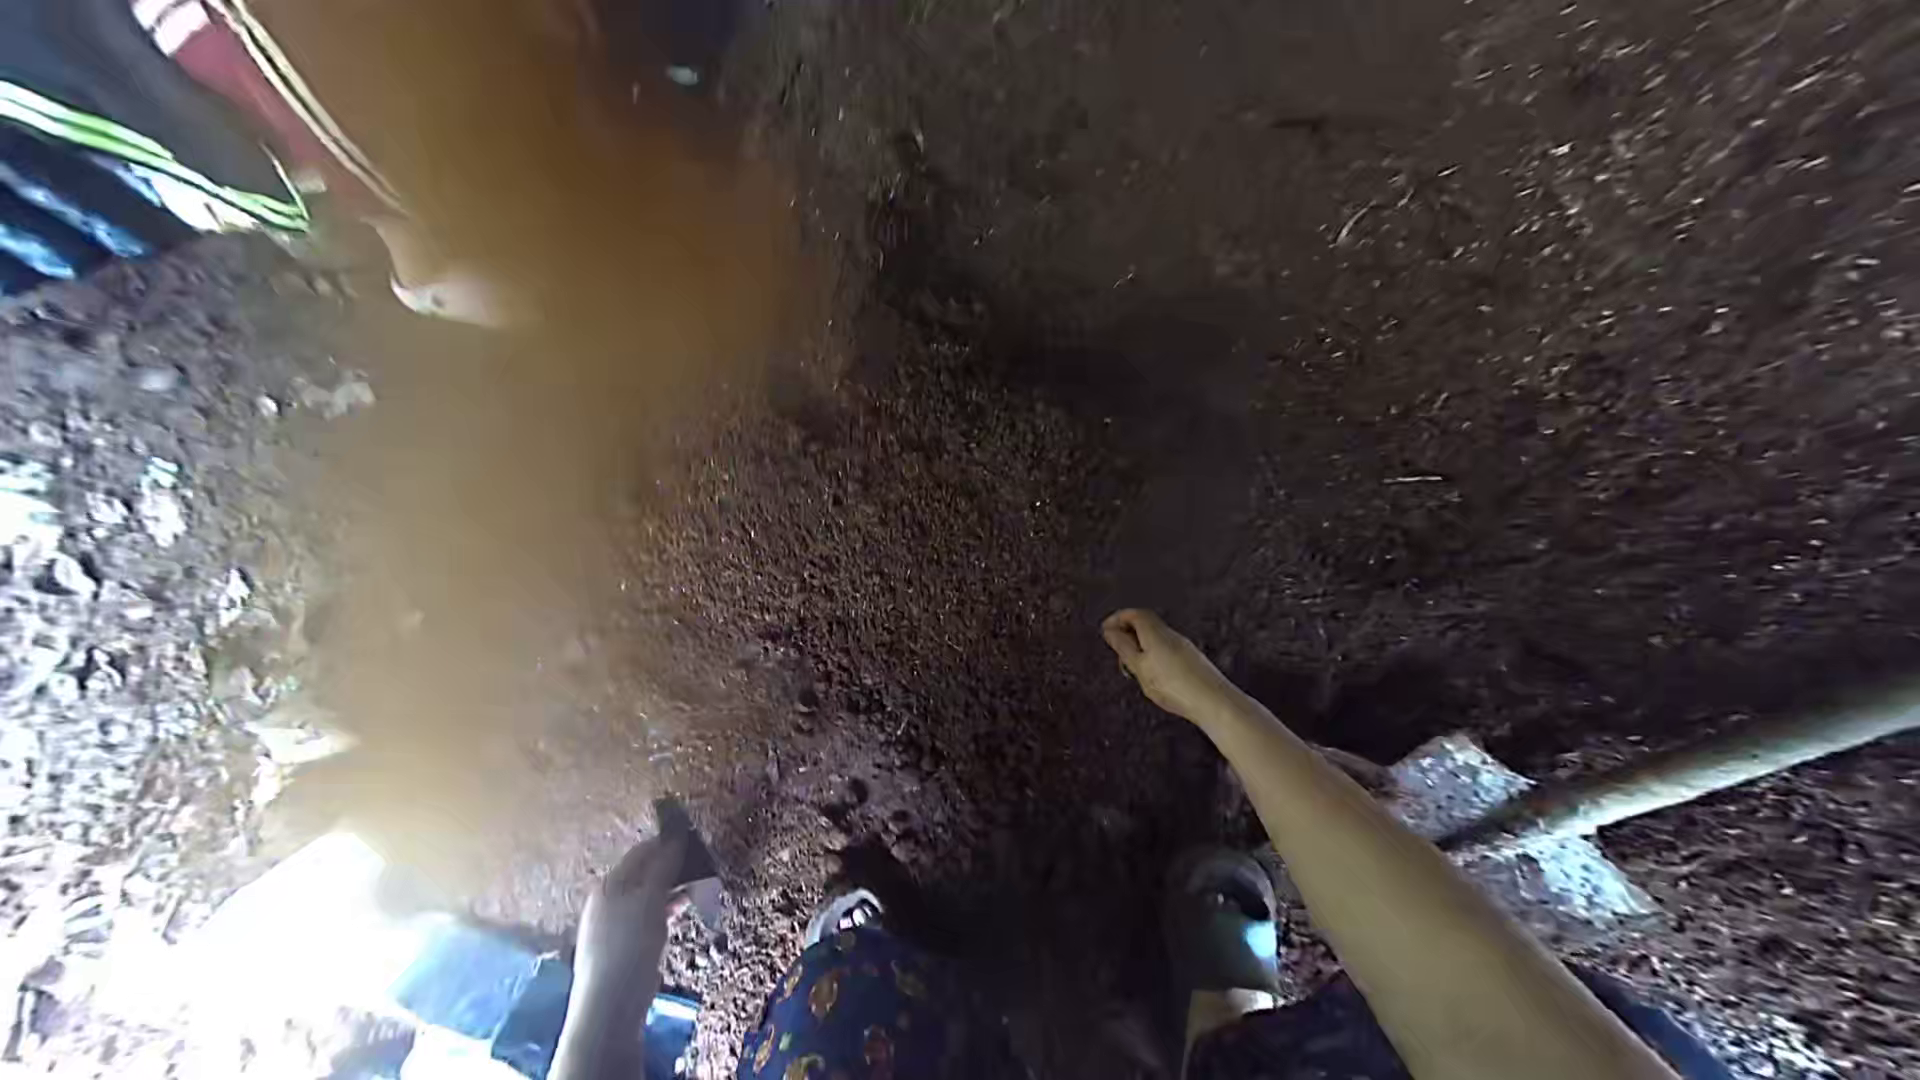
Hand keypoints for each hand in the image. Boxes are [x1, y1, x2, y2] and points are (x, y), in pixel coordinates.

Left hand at [572, 829, 687, 1015]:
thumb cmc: (630, 943)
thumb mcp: (650, 898)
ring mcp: (617, 922)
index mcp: (610, 884)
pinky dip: (669, 905)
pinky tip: (686, 906)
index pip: (641, 851)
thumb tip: (676, 837)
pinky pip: (651, 912)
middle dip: (673, 865)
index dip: (667, 842)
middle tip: (701, 862)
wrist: (612, 1005)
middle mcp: (610, 899)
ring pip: (651, 892)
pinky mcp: (628, 942)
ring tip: (700, 883)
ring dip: (674, 885)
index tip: (694, 839)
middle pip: (646, 871)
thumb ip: (663, 866)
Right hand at [1101, 609, 1240, 721]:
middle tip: (1117, 649)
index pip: (1134, 614)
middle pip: (1146, 624)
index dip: (1118, 618)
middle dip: (1128, 633)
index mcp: (1155, 633)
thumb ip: (1123, 647)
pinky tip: (1154, 676)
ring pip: (1156, 638)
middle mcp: (1171, 635)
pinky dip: (1154, 656)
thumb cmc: (1176, 686)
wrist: (1214, 702)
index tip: (1106, 629)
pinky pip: (1167, 650)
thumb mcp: (1139, 667)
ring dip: (1141, 647)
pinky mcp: (1192, 660)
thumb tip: (1110, 631)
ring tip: (1133, 668)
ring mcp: (1183, 647)